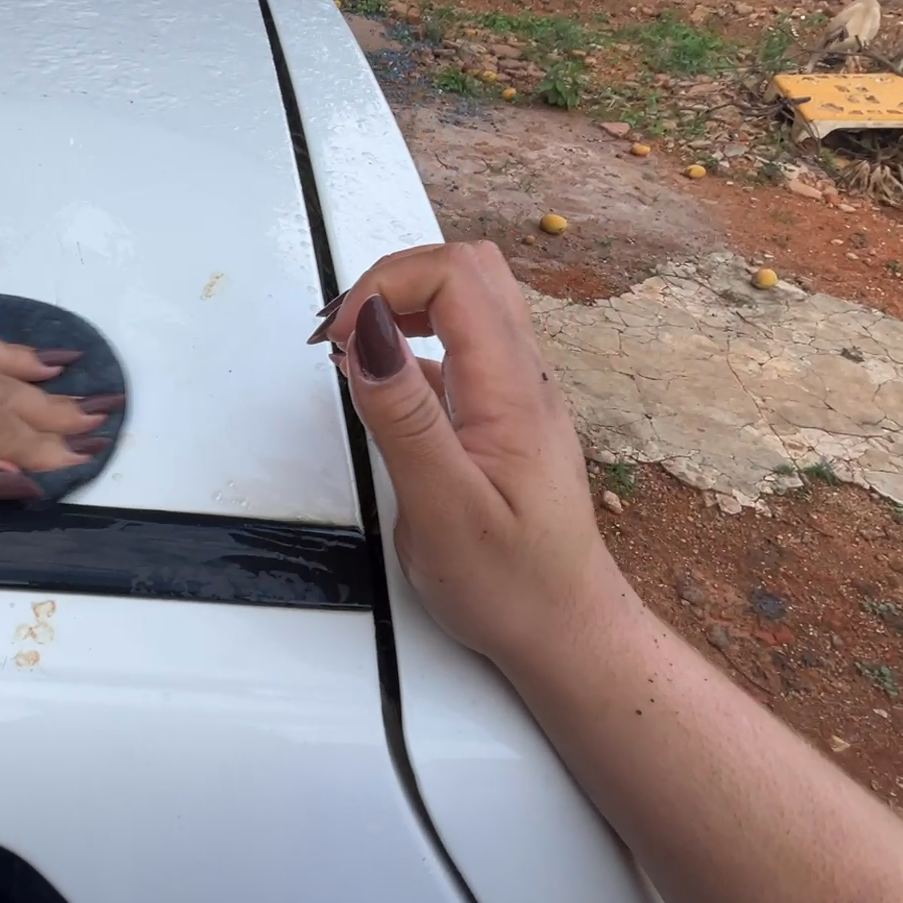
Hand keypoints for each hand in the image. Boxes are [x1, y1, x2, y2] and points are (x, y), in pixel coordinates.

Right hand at [310, 243, 635, 665]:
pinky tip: (379, 376)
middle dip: (391, 281)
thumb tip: (367, 337)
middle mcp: (521, 379)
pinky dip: (409, 339)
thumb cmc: (512, 584)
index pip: (455, 279)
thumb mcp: (444, 507)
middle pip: (468, 271)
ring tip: (350, 345)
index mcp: (512, 392)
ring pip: (466, 302)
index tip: (338, 338)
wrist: (565, 630)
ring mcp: (513, 394)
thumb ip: (404, 417)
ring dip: (400, 304)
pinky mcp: (497, 414)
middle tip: (340, 330)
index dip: (384, 286)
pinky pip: (458, 346)